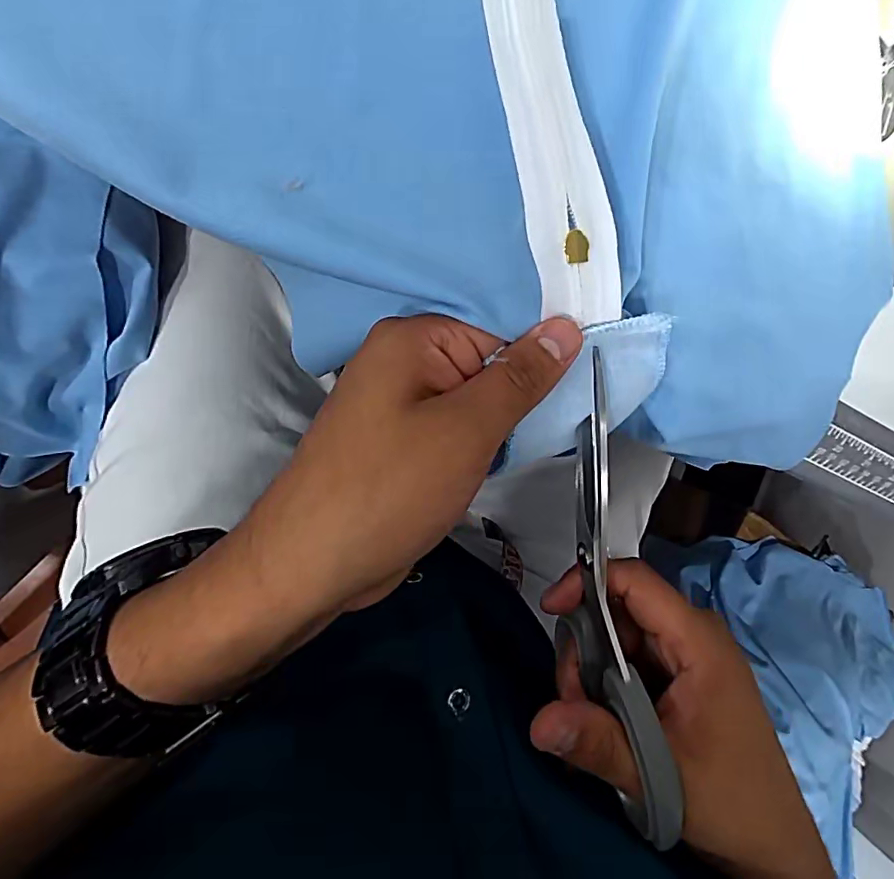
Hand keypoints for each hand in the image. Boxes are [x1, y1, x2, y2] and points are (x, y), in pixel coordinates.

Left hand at [244, 313, 582, 614]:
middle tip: (559, 416)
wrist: (312, 567)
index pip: (498, 325)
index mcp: (411, 339)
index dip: (540, 352)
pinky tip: (496, 460)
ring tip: (527, 442)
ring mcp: (401, 402)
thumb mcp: (468, 430)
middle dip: (521, 392)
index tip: (581, 373)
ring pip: (475, 398)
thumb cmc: (388, 490)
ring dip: (502, 423)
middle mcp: (403, 361)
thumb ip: (520, 377)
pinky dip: (480, 442)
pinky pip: (456, 426)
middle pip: (486, 360)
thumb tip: (564, 329)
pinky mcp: (404, 439)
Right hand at [530, 561, 832, 878]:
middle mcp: (694, 634)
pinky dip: (607, 683)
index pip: (635, 580)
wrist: (773, 845)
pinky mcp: (681, 674)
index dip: (588, 581)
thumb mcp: (658, 774)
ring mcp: (688, 654)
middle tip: (573, 702)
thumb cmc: (730, 802)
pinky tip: (601, 723)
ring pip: (620, 635)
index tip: (551, 608)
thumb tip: (539, 722)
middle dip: (584, 646)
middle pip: (620, 609)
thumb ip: (597, 742)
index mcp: (698, 640)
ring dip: (592, 670)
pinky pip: (632, 657)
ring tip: (588, 723)